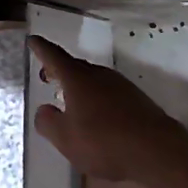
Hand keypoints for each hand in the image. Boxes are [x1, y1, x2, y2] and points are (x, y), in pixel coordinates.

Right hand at [30, 36, 187, 183]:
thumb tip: (44, 110)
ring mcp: (120, 84)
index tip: (32, 40)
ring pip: (93, 79)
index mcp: (78, 79)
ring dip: (78, 85)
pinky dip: (95, 96)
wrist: (155, 148)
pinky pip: (107, 91)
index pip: (55, 57)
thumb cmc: (103, 142)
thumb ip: (49, 123)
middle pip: (75, 67)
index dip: (41, 48)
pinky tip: (95, 114)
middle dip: (59, 69)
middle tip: (47, 75)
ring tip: (68, 98)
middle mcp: (99, 75)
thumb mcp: (66, 139)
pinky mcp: (135, 98)